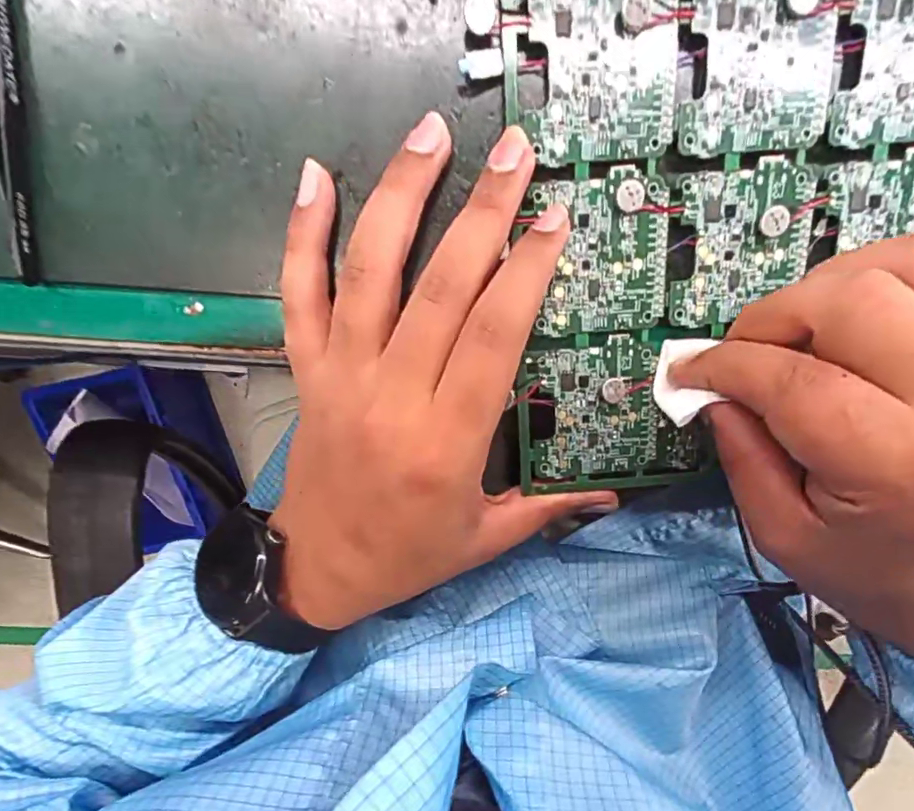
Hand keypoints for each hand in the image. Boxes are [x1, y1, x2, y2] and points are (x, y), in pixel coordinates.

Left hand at [270, 114, 618, 629]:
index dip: (524, 273)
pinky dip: (301, 237)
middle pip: (440, 291)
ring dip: (401, 198)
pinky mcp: (308, 374)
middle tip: (516, 153)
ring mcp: (343, 380)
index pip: (491, 337)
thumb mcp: (482, 541)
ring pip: (369, 276)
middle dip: (483, 215)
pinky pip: (299, 297)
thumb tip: (614, 491)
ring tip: (431, 137)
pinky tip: (317, 178)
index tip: (551, 222)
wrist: (317, 570)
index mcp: (446, 444)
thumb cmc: (404, 557)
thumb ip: (547, 508)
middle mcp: (392, 400)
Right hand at [672, 231, 913, 664]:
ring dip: (831, 286)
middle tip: (740, 355)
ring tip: (794, 334)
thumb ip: (743, 453)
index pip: (799, 380)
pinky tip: (848, 324)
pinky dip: (886, 280)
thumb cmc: (862, 573)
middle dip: (774, 316)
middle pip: (860, 300)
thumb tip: (713, 387)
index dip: (727, 366)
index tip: (687, 371)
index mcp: (902, 467)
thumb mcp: (778, 532)